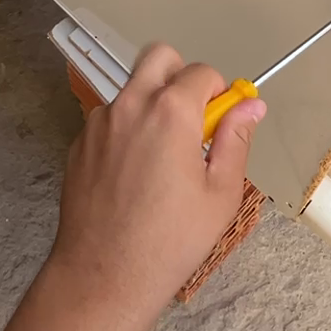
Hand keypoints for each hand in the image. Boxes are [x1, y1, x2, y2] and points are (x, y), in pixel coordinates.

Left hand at [47, 44, 265, 312]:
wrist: (102, 275)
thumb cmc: (169, 241)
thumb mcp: (220, 194)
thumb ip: (235, 139)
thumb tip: (251, 107)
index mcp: (170, 112)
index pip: (201, 71)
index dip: (218, 92)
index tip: (220, 118)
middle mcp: (131, 104)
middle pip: (158, 56)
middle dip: (180, 74)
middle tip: (191, 117)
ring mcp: (99, 120)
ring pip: (131, 87)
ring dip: (151, 102)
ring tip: (161, 154)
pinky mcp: (80, 141)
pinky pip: (109, 117)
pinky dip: (126, 128)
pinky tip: (133, 173)